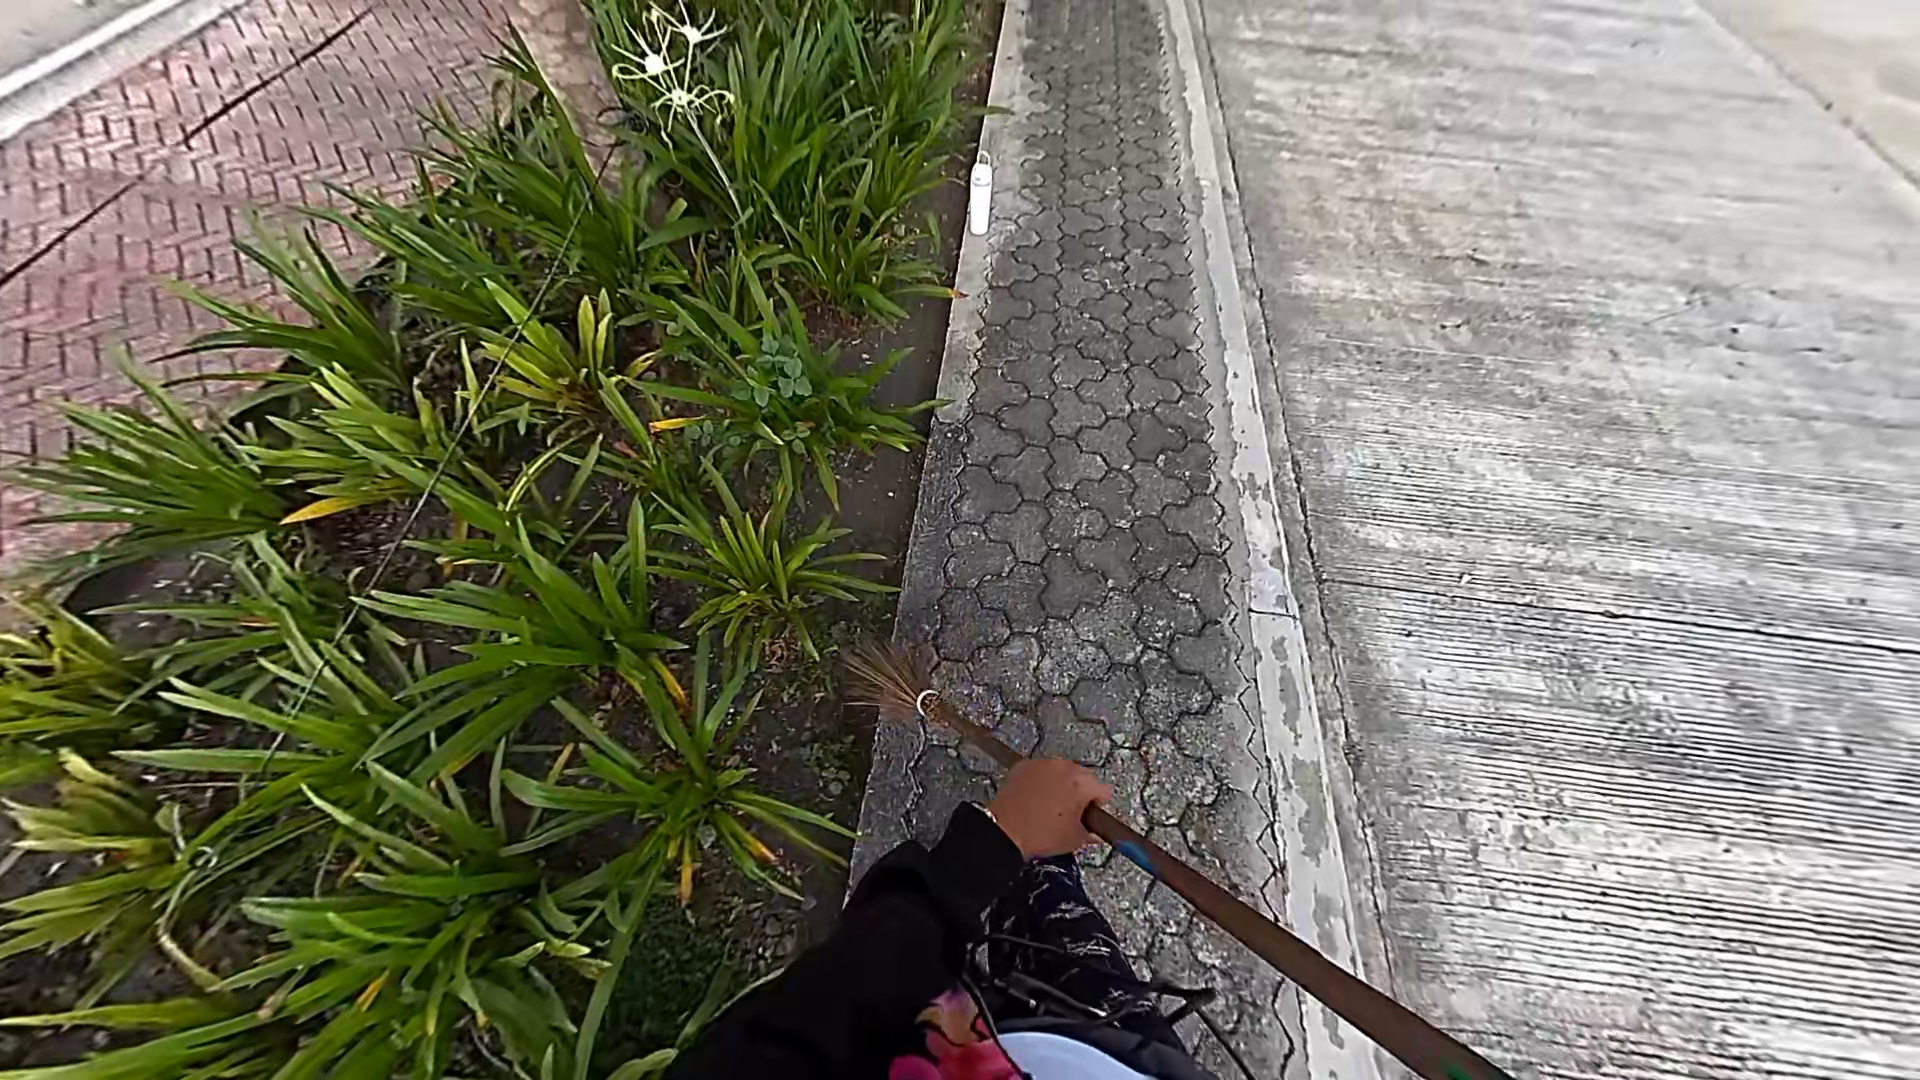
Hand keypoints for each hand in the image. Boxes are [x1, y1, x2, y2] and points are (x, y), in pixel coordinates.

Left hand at [985, 758, 1113, 858]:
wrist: (1005, 828)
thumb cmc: (1043, 834)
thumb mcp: (1075, 839)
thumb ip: (1091, 832)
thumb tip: (1094, 832)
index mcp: (1081, 783)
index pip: (1103, 790)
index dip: (1099, 805)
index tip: (1091, 816)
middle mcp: (1064, 766)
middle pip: (1082, 776)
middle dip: (1080, 792)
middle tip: (1071, 812)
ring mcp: (1043, 763)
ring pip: (1061, 771)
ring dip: (1061, 783)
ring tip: (1051, 805)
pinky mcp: (1024, 764)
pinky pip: (1041, 770)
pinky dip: (1041, 780)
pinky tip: (1035, 797)